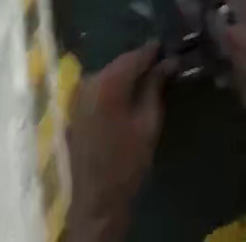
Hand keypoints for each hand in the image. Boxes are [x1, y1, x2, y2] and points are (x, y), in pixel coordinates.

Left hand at [65, 41, 173, 241]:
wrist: (97, 200)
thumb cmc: (127, 163)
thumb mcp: (148, 123)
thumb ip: (156, 87)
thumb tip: (170, 61)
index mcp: (107, 83)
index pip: (134, 57)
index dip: (152, 50)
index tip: (168, 45)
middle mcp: (89, 81)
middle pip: (120, 63)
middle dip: (140, 61)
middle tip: (162, 60)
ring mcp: (79, 93)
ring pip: (109, 73)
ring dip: (127, 72)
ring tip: (149, 74)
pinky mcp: (76, 106)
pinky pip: (99, 85)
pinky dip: (114, 84)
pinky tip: (129, 91)